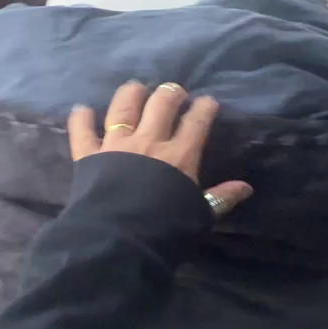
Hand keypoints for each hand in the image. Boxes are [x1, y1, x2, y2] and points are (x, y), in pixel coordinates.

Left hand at [69, 82, 252, 217]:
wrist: (120, 240)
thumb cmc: (166, 229)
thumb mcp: (199, 215)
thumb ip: (221, 198)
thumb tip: (246, 187)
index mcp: (179, 155)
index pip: (197, 121)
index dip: (205, 108)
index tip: (209, 102)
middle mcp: (149, 141)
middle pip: (162, 105)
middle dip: (171, 93)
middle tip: (175, 92)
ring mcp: (116, 144)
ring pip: (124, 106)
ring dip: (132, 93)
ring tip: (137, 88)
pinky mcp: (88, 155)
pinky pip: (82, 130)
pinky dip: (81, 118)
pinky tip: (82, 109)